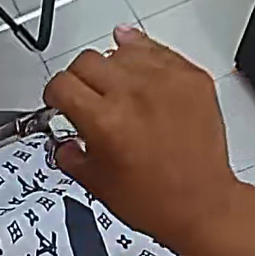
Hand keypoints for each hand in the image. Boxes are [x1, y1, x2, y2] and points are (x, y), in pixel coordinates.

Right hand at [43, 26, 254, 247]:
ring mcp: (165, 82)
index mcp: (105, 121)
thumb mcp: (98, 186)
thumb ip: (70, 157)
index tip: (58, 102)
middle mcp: (134, 94)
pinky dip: (141, 55)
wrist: (200, 205)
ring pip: (121, 50)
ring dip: (110, 67)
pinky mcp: (190, 78)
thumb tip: (63, 143)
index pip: (62, 85)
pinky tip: (135, 62)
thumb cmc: (156, 202)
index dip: (54, 96)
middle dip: (78, 80)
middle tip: (83, 97)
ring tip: (114, 88)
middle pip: (87, 61)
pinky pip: (157, 50)